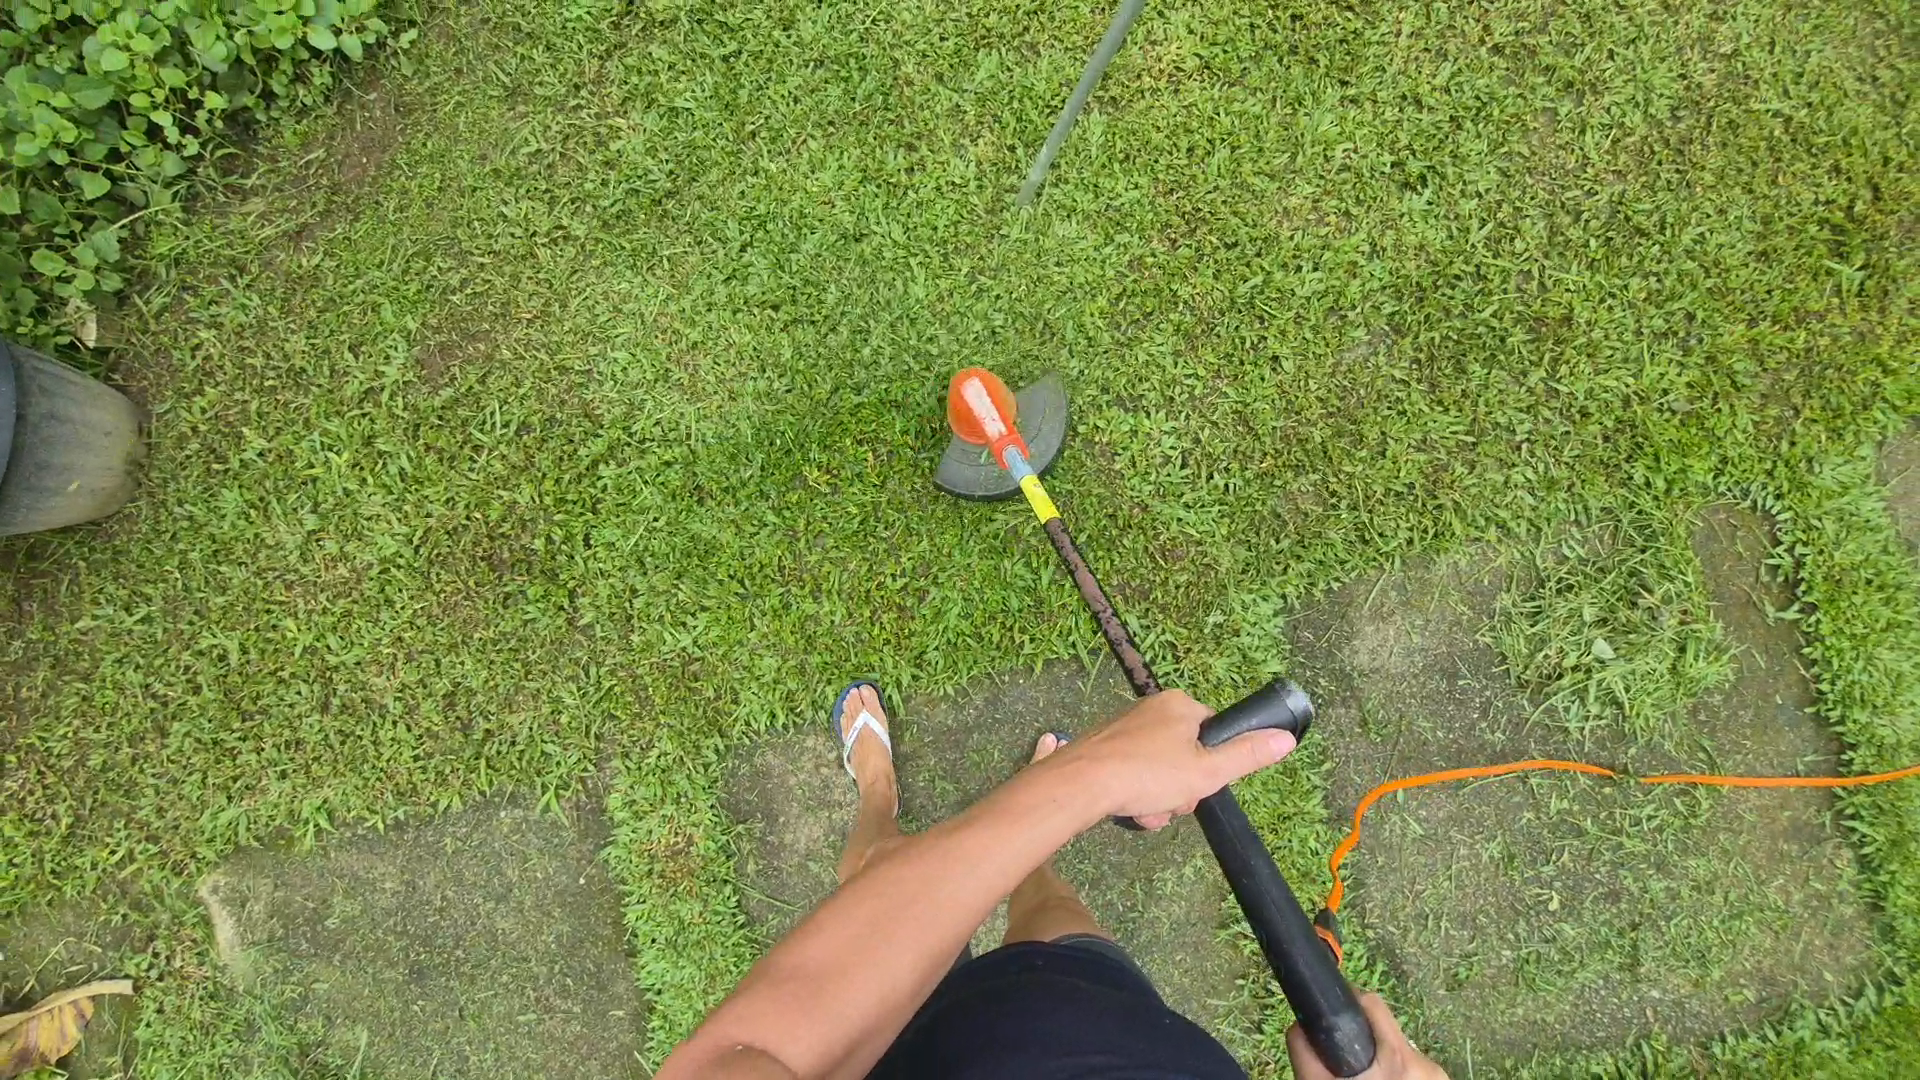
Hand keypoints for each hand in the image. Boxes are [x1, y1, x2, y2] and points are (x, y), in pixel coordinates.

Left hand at [1058, 690, 1296, 828]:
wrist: (1082, 783)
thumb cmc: (1148, 773)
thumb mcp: (1207, 771)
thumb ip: (1246, 756)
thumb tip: (1285, 737)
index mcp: (1179, 705)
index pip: (1213, 732)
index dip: (1213, 764)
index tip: (1201, 782)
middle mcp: (1152, 708)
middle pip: (1186, 755)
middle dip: (1182, 788)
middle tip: (1172, 801)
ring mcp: (1126, 727)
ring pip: (1161, 770)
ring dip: (1160, 798)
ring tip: (1148, 809)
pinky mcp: (1106, 746)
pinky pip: (1136, 773)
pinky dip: (1138, 795)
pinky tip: (1132, 809)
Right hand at [1288, 994, 1447, 1079]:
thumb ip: (1306, 1054)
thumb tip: (1299, 1026)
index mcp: (1400, 1059)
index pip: (1372, 1005)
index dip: (1347, 1007)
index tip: (1332, 1025)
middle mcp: (1428, 1067)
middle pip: (1385, 1033)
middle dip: (1364, 1046)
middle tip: (1348, 1073)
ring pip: (1401, 1057)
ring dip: (1382, 1068)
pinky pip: (1414, 1075)